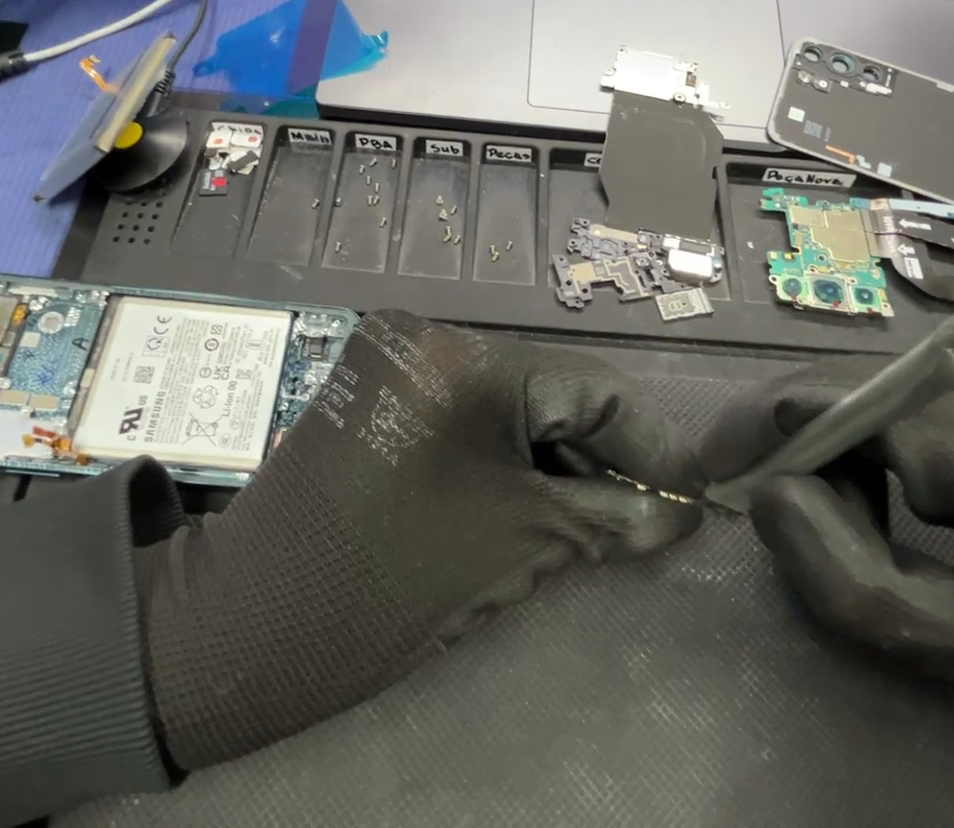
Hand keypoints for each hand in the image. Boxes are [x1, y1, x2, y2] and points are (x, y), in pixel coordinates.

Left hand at [138, 311, 702, 771]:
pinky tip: (536, 497)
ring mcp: (395, 359)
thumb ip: (614, 515)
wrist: (259, 618)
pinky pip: (464, 413)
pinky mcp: (378, 391)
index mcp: (465, 358)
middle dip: (600, 455)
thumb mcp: (525, 541)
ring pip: (507, 402)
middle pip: (548, 390)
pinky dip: (505, 454)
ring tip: (598, 512)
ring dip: (554, 457)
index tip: (693, 492)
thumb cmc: (396, 577)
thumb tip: (683, 512)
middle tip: (648, 509)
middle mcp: (428, 334)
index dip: (651, 445)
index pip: (592, 389)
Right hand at [713, 360, 953, 825]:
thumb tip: (769, 494)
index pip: (855, 407)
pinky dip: (882, 436)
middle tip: (758, 492)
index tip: (715, 471)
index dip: (767, 430)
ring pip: (893, 384)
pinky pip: (933, 398)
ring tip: (825, 501)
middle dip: (793, 430)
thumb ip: (845, 578)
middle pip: (865, 381)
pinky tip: (889, 490)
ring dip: (837, 433)